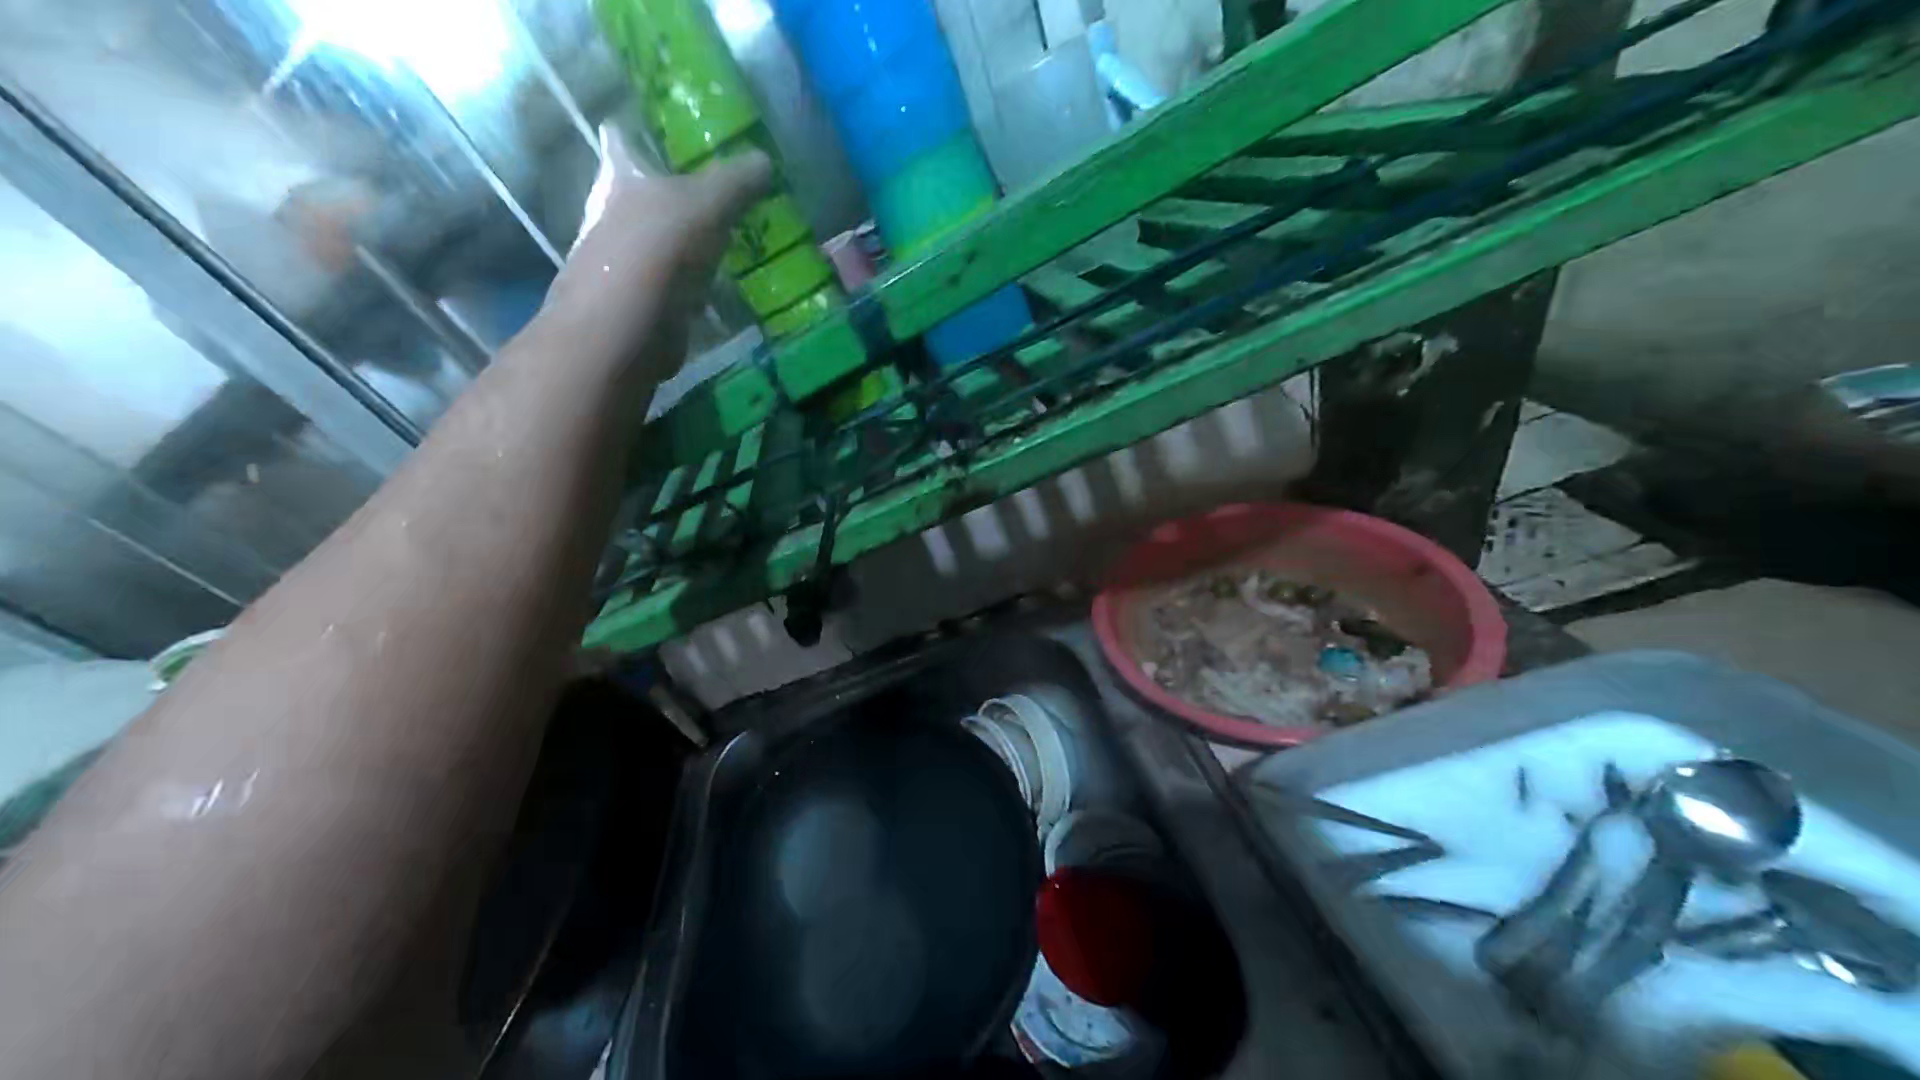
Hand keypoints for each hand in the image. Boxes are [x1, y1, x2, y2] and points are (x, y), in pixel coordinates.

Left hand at [538, 124, 772, 379]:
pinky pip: (673, 283)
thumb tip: (765, 161)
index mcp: (620, 175)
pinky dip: (695, 284)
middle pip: (642, 192)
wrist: (628, 328)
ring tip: (732, 241)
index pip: (621, 136)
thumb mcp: (708, 205)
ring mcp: (625, 260)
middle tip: (721, 194)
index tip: (675, 135)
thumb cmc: (658, 249)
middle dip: (675, 192)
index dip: (642, 130)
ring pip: (660, 240)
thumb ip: (736, 182)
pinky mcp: (642, 301)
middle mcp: (613, 213)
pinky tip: (724, 287)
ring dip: (688, 242)